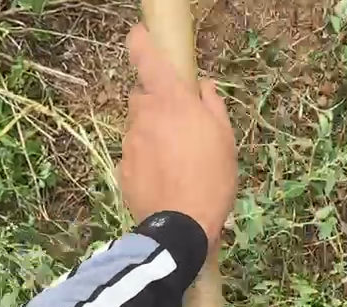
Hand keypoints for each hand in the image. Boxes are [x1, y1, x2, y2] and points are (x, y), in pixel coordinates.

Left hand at [118, 24, 237, 248]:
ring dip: (150, 138)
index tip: (142, 39)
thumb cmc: (211, 179)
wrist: (182, 228)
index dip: (140, 42)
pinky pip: (133, 158)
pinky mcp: (122, 171)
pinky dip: (144, 164)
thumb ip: (211, 105)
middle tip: (177, 128)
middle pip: (141, 97)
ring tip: (173, 164)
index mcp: (169, 99)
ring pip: (137, 130)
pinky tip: (162, 182)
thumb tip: (202, 87)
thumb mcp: (225, 138)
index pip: (143, 54)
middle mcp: (143, 116)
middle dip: (155, 106)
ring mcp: (129, 145)